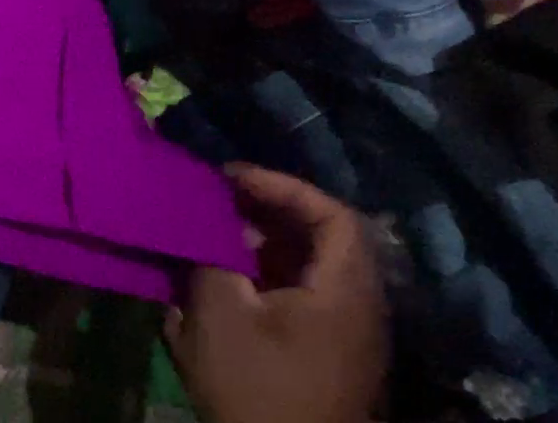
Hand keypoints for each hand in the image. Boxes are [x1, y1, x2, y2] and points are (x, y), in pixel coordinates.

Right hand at [167, 165, 386, 422]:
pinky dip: (258, 268)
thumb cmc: (255, 381)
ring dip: (257, 238)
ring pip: (306, 263)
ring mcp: (342, 331)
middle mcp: (355, 305)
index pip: (334, 216)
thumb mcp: (219, 310)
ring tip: (205, 229)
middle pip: (322, 237)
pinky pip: (296, 289)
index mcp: (344, 292)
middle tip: (211, 197)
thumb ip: (211, 253)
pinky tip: (216, 271)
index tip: (228, 176)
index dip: (282, 185)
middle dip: (264, 208)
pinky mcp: (322, 349)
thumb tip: (202, 218)